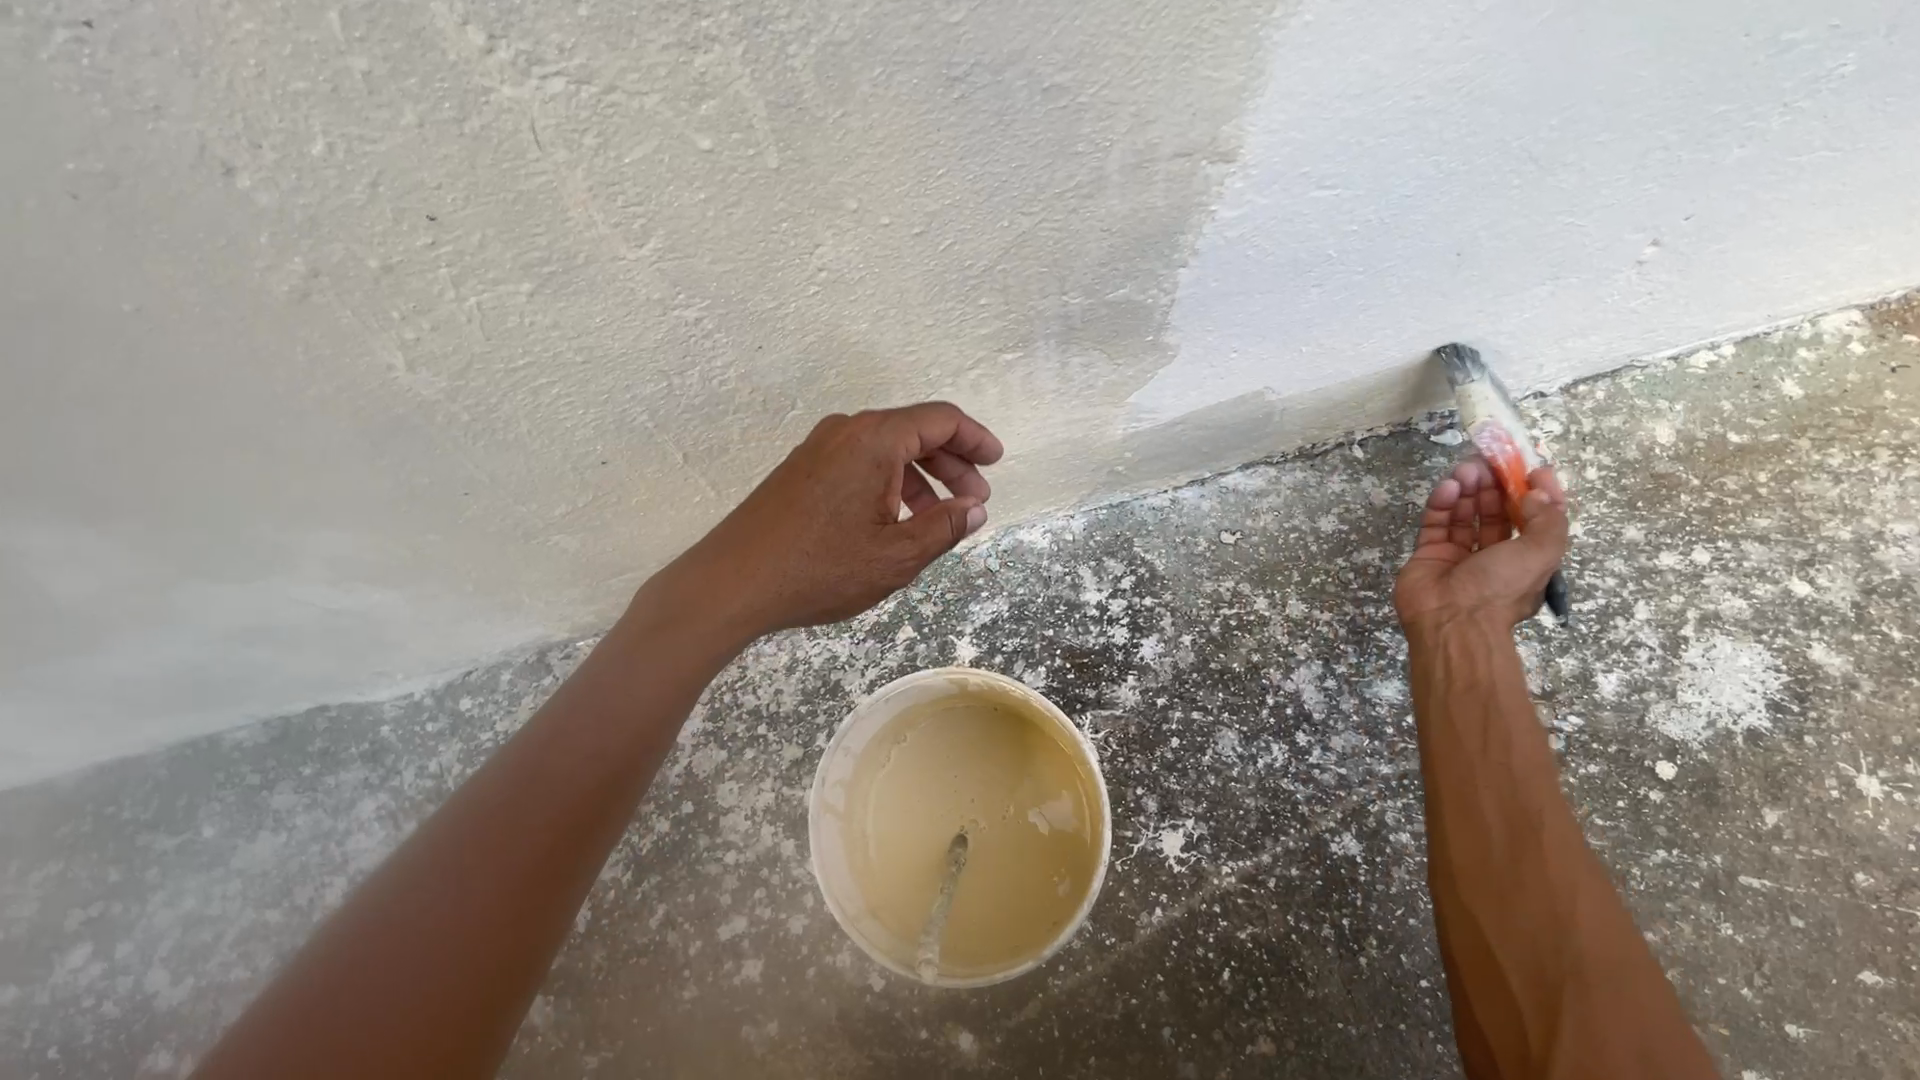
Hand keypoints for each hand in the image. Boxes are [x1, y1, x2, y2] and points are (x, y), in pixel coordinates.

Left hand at [665, 402, 1003, 639]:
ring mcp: (819, 449)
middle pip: (914, 432)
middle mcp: (846, 431)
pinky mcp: (801, 470)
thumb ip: (943, 529)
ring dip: (920, 479)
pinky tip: (893, 522)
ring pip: (886, 450)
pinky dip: (888, 484)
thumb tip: (974, 510)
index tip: (996, 463)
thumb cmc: (820, 568)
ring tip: (937, 521)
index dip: (975, 439)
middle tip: (974, 502)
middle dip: (952, 465)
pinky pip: (859, 463)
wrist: (732, 582)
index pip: (940, 420)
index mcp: (874, 439)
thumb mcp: (895, 556)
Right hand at [1394, 458, 1568, 634]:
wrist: (1452, 620)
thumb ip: (1547, 519)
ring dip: (1468, 489)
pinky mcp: (1429, 553)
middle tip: (1490, 460)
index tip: (1534, 469)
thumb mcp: (1542, 554)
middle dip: (1496, 485)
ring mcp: (1459, 554)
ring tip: (1467, 468)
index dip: (1537, 493)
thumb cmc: (1501, 587)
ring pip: (1465, 514)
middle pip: (1497, 512)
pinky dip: (1442, 503)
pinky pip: (1436, 524)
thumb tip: (1536, 492)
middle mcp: (1494, 555)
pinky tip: (1448, 486)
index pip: (1535, 519)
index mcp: (1527, 559)